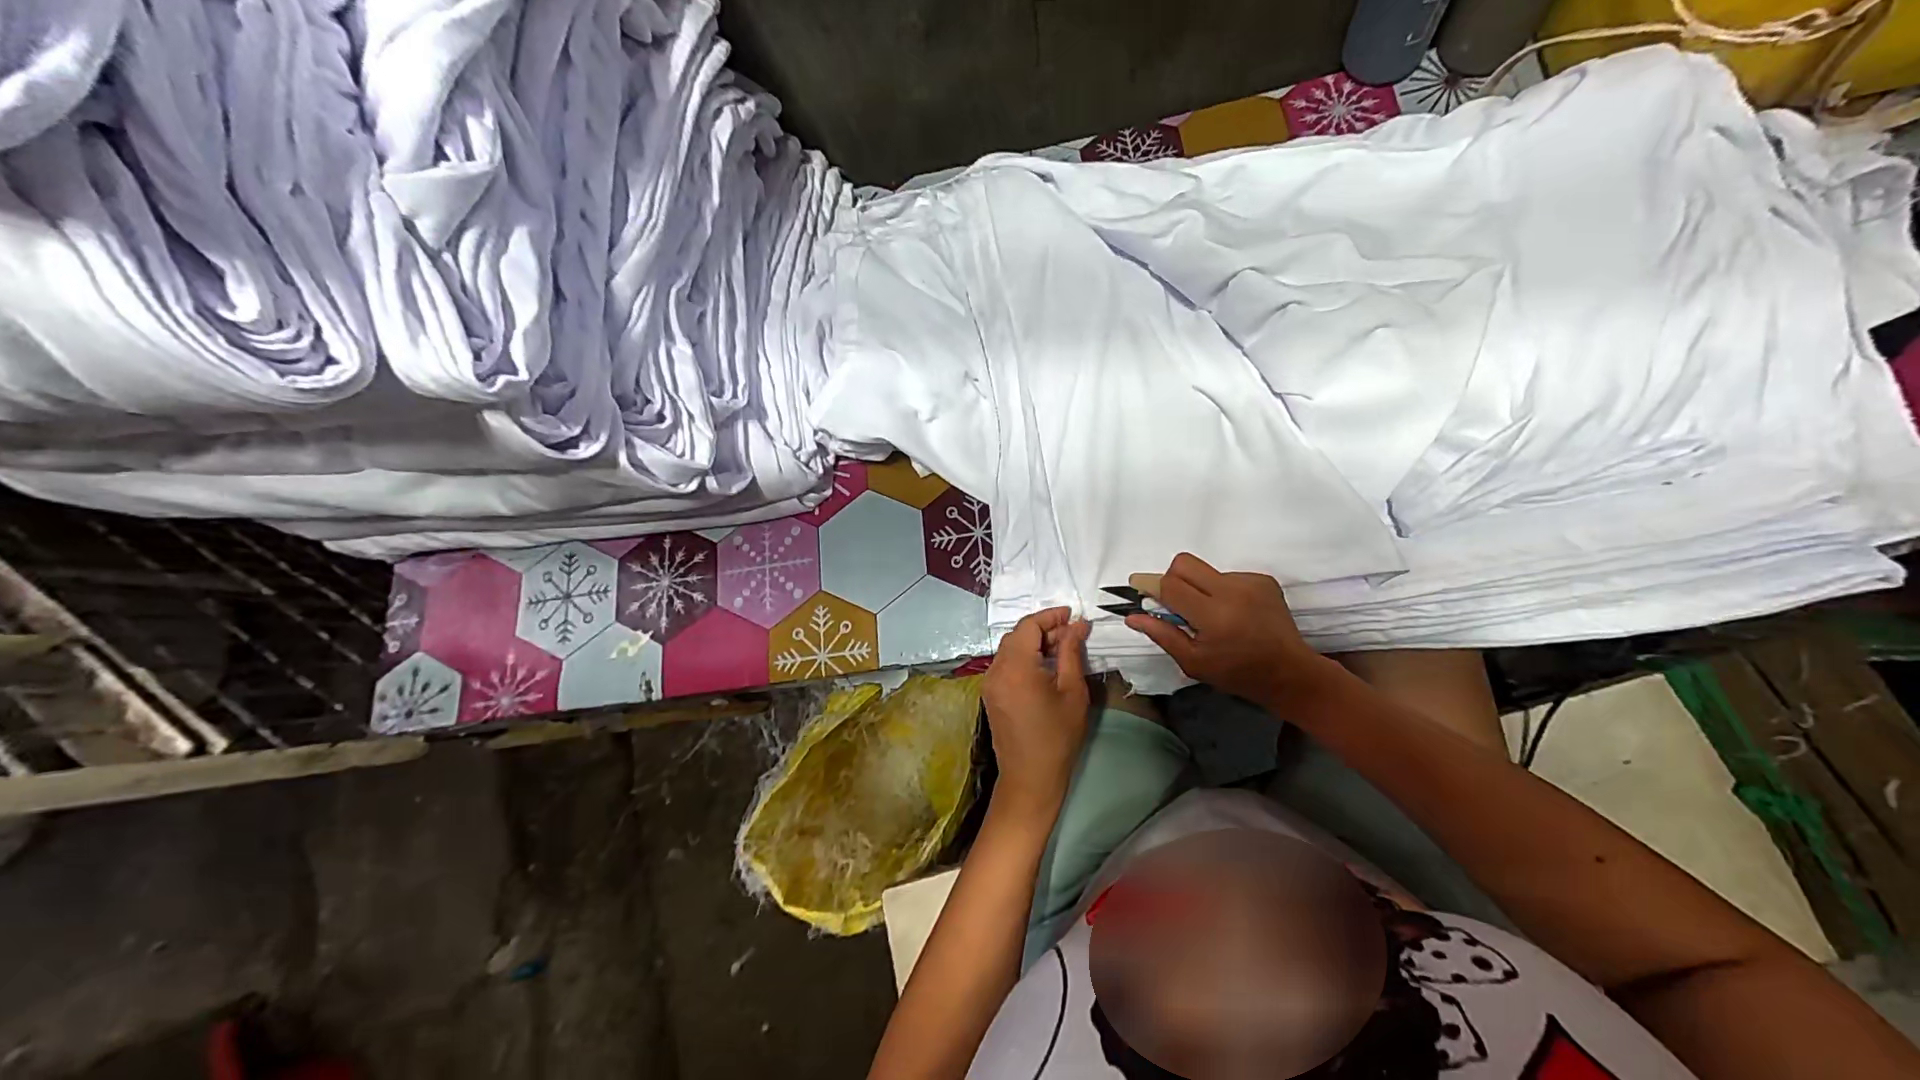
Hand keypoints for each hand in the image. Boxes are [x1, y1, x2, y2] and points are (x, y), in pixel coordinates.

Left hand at [983, 607, 1091, 814]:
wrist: (1030, 777)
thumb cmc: (1057, 736)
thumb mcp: (1072, 691)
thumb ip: (1071, 653)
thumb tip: (1077, 626)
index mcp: (1015, 667)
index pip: (1029, 626)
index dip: (1051, 616)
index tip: (1073, 616)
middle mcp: (996, 670)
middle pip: (1017, 635)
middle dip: (1044, 629)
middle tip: (1072, 635)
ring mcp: (989, 683)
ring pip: (1010, 649)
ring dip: (1033, 643)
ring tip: (1062, 650)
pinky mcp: (990, 694)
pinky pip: (1005, 665)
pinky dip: (1024, 658)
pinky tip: (1044, 667)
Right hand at [1125, 553, 1341, 707]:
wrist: (1289, 673)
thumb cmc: (1237, 673)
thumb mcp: (1193, 662)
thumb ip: (1162, 634)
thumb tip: (1133, 616)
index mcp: (1213, 615)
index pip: (1171, 585)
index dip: (1152, 587)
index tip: (1140, 590)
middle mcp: (1232, 592)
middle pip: (1185, 564)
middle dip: (1173, 579)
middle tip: (1177, 604)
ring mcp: (1250, 583)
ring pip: (1206, 570)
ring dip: (1199, 588)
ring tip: (1212, 616)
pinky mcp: (1263, 580)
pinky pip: (1227, 575)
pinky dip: (1221, 591)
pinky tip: (1232, 613)